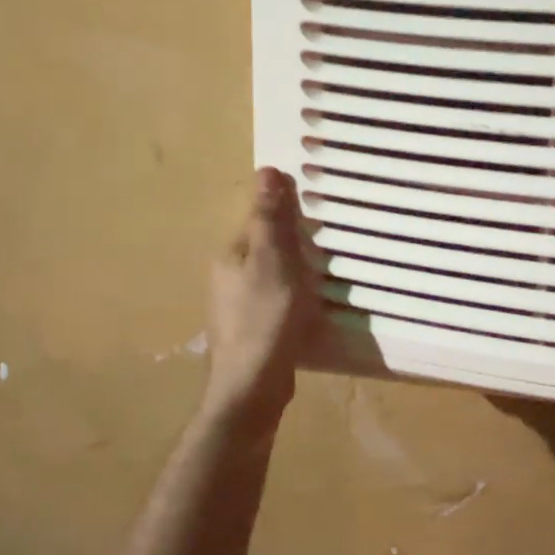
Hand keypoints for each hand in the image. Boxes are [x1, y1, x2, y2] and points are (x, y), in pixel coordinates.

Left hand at [202, 167, 316, 421]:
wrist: (253, 385)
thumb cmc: (265, 317)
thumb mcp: (273, 260)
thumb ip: (270, 219)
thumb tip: (266, 169)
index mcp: (230, 254)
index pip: (258, 219)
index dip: (286, 213)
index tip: (318, 214)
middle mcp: (227, 277)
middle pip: (264, 248)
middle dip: (291, 244)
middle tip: (327, 246)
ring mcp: (236, 307)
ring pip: (270, 276)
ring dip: (294, 273)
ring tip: (325, 275)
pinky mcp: (251, 331)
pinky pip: (275, 303)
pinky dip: (293, 299)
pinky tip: (311, 308)